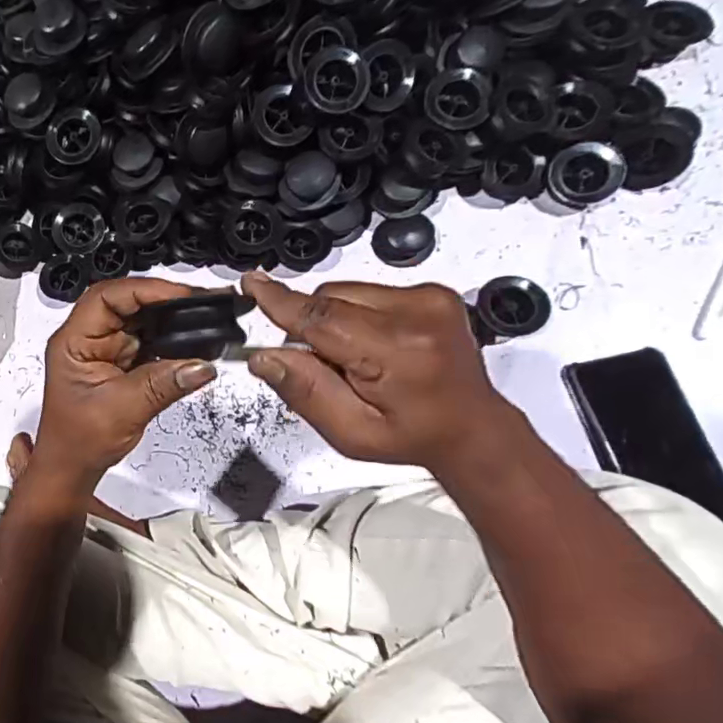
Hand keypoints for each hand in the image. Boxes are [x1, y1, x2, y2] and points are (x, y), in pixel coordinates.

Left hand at [29, 278, 217, 489]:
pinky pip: (151, 342)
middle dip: (166, 301)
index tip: (180, 296)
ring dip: (173, 322)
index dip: (145, 291)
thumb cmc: (76, 442)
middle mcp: (89, 340)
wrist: (73, 467)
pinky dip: (173, 343)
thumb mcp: (122, 410)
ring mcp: (107, 350)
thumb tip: (199, 366)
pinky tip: (192, 346)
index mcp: (73, 342)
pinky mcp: (123, 363)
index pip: (108, 297)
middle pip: (129, 303)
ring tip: (203, 320)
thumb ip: (163, 385)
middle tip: (201, 302)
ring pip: (143, 321)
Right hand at [242, 270, 516, 466]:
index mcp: (399, 354)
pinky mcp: (431, 292)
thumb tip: (266, 358)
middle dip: (313, 329)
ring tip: (359, 362)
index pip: (323, 317)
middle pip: (331, 300)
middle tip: (328, 369)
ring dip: (336, 321)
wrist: (469, 426)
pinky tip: (375, 348)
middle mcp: (419, 315)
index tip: (253, 286)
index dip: (281, 303)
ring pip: (347, 292)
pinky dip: (358, 316)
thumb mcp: (351, 432)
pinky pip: (369, 292)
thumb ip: (306, 392)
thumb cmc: (415, 435)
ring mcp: (429, 299)